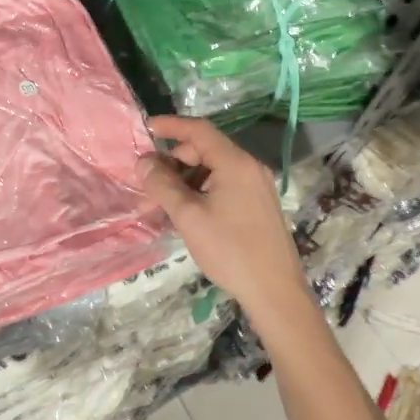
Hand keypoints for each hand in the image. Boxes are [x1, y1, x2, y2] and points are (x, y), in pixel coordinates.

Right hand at [142, 115, 308, 320]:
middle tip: (148, 186)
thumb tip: (143, 162)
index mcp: (235, 163)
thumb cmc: (231, 250)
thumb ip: (163, 185)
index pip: (198, 130)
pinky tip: (184, 215)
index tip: (146, 128)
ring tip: (161, 208)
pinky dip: (200, 193)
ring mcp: (256, 187)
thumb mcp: (189, 216)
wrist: (276, 294)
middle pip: (203, 151)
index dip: (170, 125)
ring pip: (211, 171)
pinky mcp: (258, 206)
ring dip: (184, 183)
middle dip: (172, 164)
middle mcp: (249, 167)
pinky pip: (222, 187)